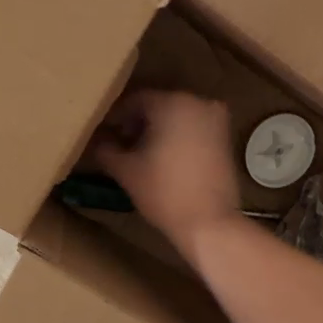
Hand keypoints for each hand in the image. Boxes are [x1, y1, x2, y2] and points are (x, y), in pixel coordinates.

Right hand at [91, 90, 240, 250]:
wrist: (209, 222)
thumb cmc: (164, 194)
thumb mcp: (127, 172)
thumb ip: (106, 151)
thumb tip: (97, 141)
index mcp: (172, 102)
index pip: (136, 100)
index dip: (117, 116)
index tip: (105, 133)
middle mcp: (198, 101)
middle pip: (159, 105)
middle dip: (138, 123)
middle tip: (121, 144)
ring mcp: (215, 119)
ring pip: (177, 116)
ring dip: (158, 131)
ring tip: (141, 155)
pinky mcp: (225, 138)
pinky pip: (193, 128)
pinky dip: (177, 138)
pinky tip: (164, 160)